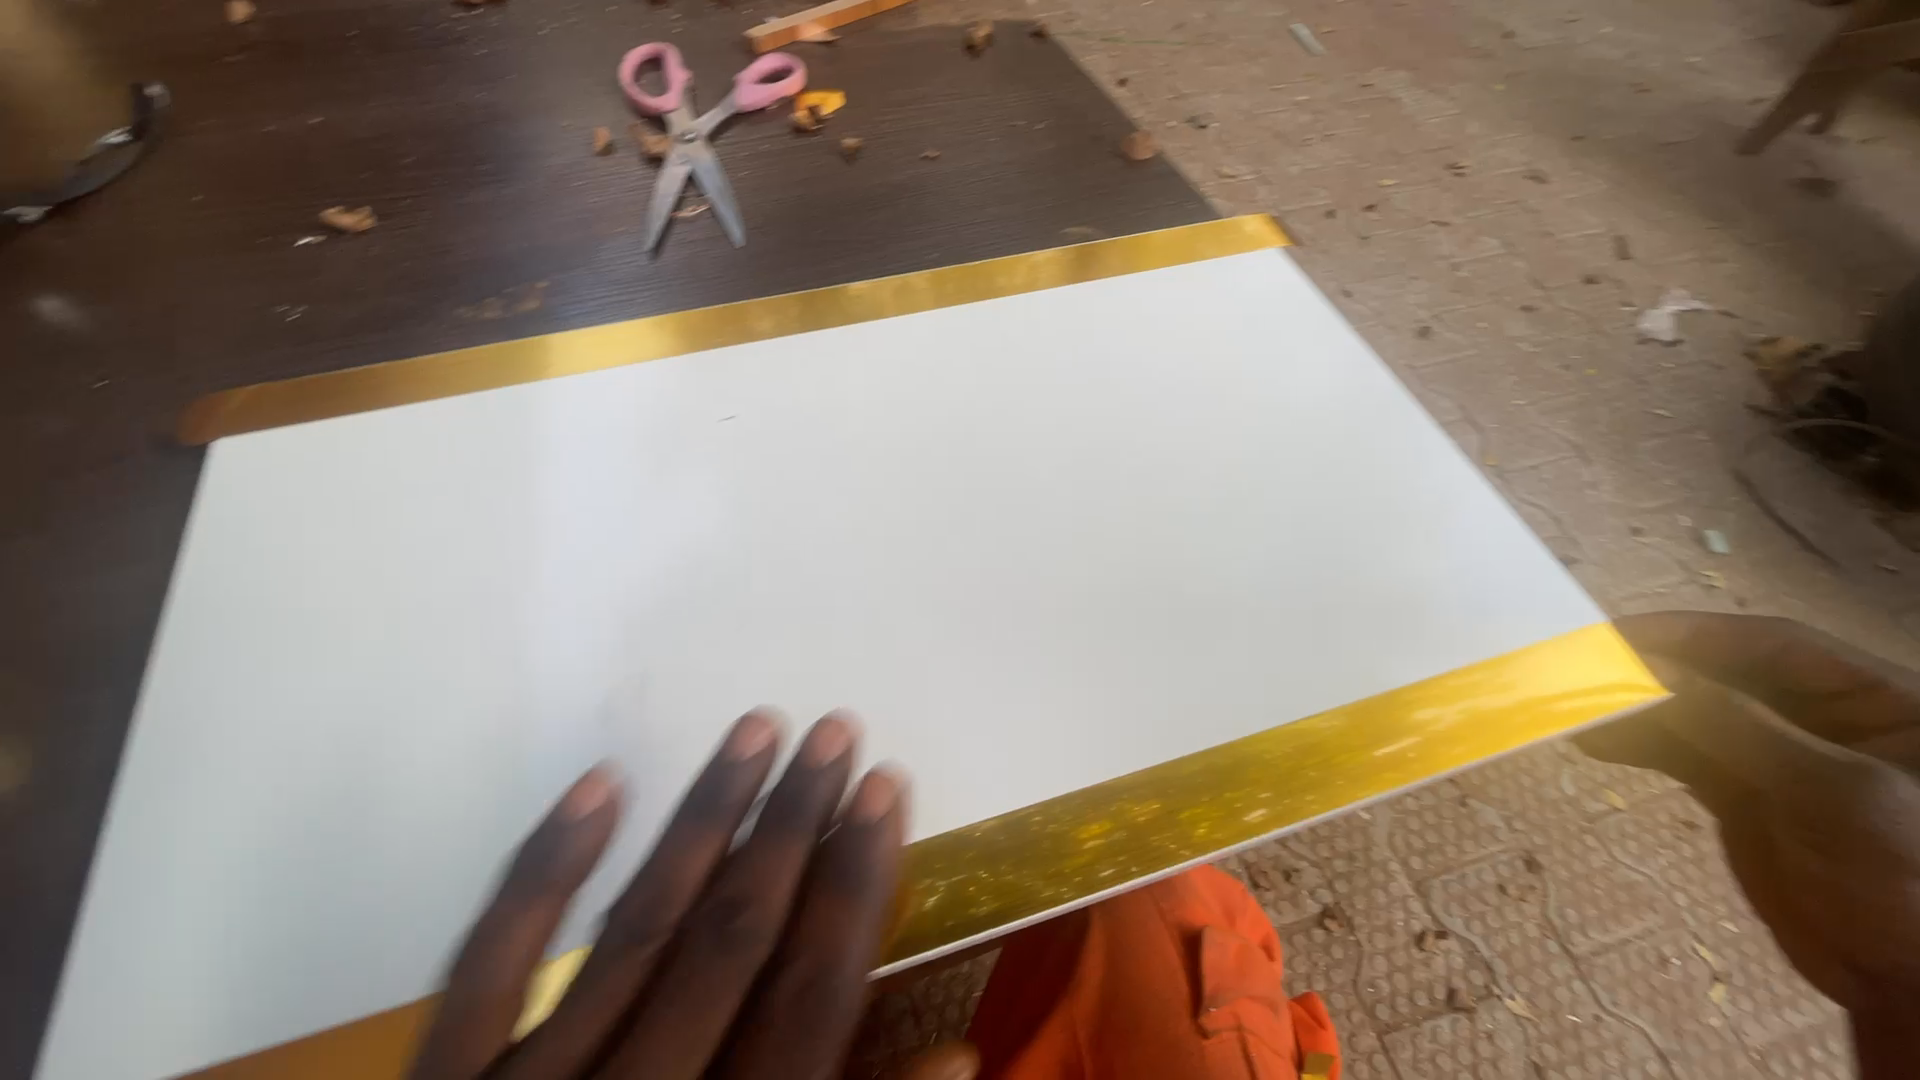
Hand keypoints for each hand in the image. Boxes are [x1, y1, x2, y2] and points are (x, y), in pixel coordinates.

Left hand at [407, 709, 907, 1079]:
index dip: (857, 880)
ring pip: (641, 922)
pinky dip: (545, 866)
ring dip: (706, 816)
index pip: (814, 988)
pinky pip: (495, 959)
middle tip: (835, 730)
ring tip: (756, 727)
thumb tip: (963, 1055)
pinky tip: (603, 782)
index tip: (886, 785)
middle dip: (795, 822)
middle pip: (737, 935)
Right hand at [1579, 612, 1919, 1068]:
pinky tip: (1593, 741)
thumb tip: (1642, 669)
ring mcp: (1782, 759)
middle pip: (1724, 675)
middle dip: (1652, 672)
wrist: (1909, 983)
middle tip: (1579, 671)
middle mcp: (1828, 720)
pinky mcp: (1745, 794)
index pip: (1776, 645)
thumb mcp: (1830, 793)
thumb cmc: (1907, 881)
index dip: (1694, 633)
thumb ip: (1734, 724)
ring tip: (1572, 710)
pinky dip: (1636, 744)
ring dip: (1633, 710)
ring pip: (1693, 713)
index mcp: (1882, 703)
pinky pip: (1681, 752)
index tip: (1617, 635)